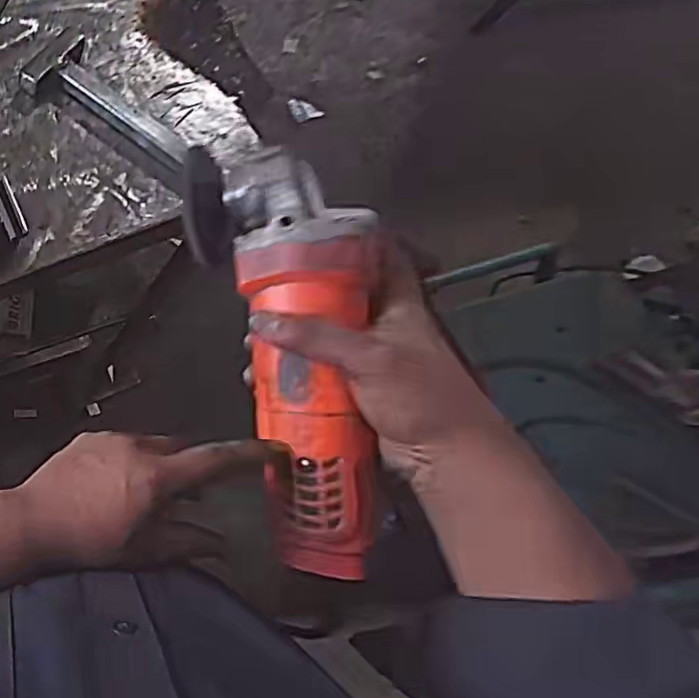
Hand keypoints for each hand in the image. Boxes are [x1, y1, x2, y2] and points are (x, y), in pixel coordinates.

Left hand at [5, 432, 270, 571]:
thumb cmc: (81, 538)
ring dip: (159, 463)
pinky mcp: (85, 440)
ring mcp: (106, 440)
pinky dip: (130, 459)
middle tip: (192, 493)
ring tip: (147, 495)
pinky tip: (117, 484)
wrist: (29, 521)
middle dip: (193, 467)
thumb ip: (185, 542)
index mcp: (154, 475)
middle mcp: (132, 448)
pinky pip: (120, 444)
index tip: (270, 451)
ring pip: (150, 445)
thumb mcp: (141, 549)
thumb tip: (215, 544)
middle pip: (181, 449)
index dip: (248, 455)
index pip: (214, 459)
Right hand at [247, 240, 508, 486]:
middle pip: (333, 303)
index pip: (381, 261)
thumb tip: (261, 321)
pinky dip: (285, 375)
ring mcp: (362, 361)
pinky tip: (263, 379)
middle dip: (295, 303)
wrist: (443, 456)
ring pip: (315, 341)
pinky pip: (309, 374)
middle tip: (263, 305)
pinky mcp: (347, 390)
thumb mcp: (370, 358)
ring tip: (254, 349)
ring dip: (283, 345)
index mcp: (400, 309)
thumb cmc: (423, 398)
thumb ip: (316, 337)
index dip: (353, 245)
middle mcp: (379, 329)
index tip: (314, 241)